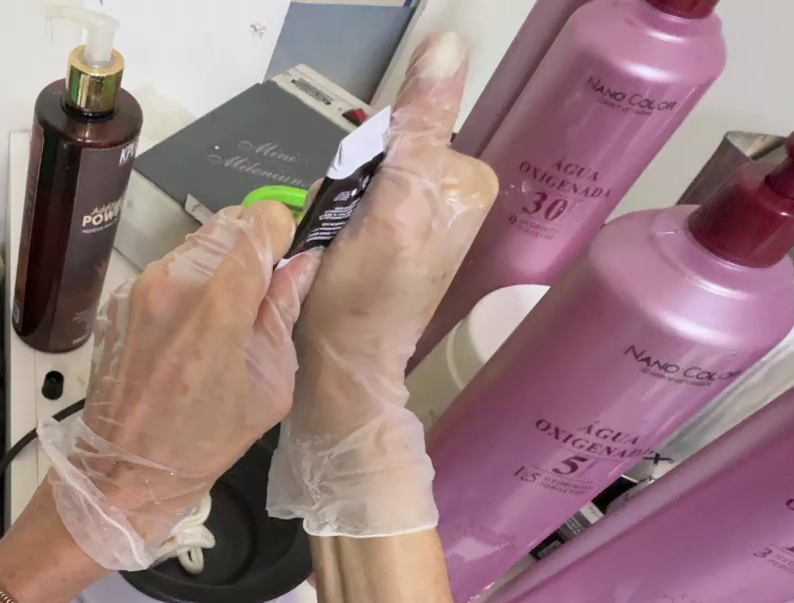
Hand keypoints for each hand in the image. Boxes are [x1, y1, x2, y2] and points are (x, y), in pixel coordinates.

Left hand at [40, 202, 317, 569]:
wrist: (126, 470)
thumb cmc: (204, 439)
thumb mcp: (268, 384)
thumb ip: (283, 312)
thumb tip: (302, 264)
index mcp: (217, 297)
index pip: (261, 218)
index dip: (282, 236)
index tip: (283, 270)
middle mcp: (172, 279)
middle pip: (226, 225)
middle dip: (249, 251)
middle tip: (254, 300)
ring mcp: (138, 289)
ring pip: (193, 247)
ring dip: (216, 269)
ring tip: (218, 324)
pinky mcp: (117, 305)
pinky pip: (164, 276)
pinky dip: (184, 290)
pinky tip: (184, 337)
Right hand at [268, 32, 497, 537]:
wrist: (338, 372)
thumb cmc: (360, 302)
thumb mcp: (393, 208)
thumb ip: (418, 128)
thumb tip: (447, 40)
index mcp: (462, 182)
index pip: (402, 132)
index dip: (360, 164)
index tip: (346, 210)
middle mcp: (449, 198)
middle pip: (382, 156)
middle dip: (348, 187)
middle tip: (336, 236)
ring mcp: (419, 225)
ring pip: (363, 183)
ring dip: (335, 209)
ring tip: (331, 253)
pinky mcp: (391, 248)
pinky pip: (357, 210)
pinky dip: (335, 226)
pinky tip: (332, 259)